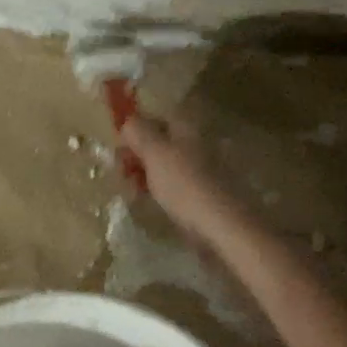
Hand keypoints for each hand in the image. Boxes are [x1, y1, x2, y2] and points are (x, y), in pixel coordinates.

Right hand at [118, 112, 250, 244]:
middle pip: (160, 142)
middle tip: (121, 171)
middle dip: (137, 154)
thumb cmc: (186, 185)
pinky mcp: (204, 197)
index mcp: (187, 130)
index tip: (120, 143)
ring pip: (165, 166)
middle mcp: (197, 146)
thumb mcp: (154, 152)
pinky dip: (158, 192)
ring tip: (131, 190)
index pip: (158, 117)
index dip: (136, 127)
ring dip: (144, 174)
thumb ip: (138, 131)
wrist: (226, 229)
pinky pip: (174, 187)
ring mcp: (203, 172)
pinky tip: (149, 203)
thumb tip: (128, 121)